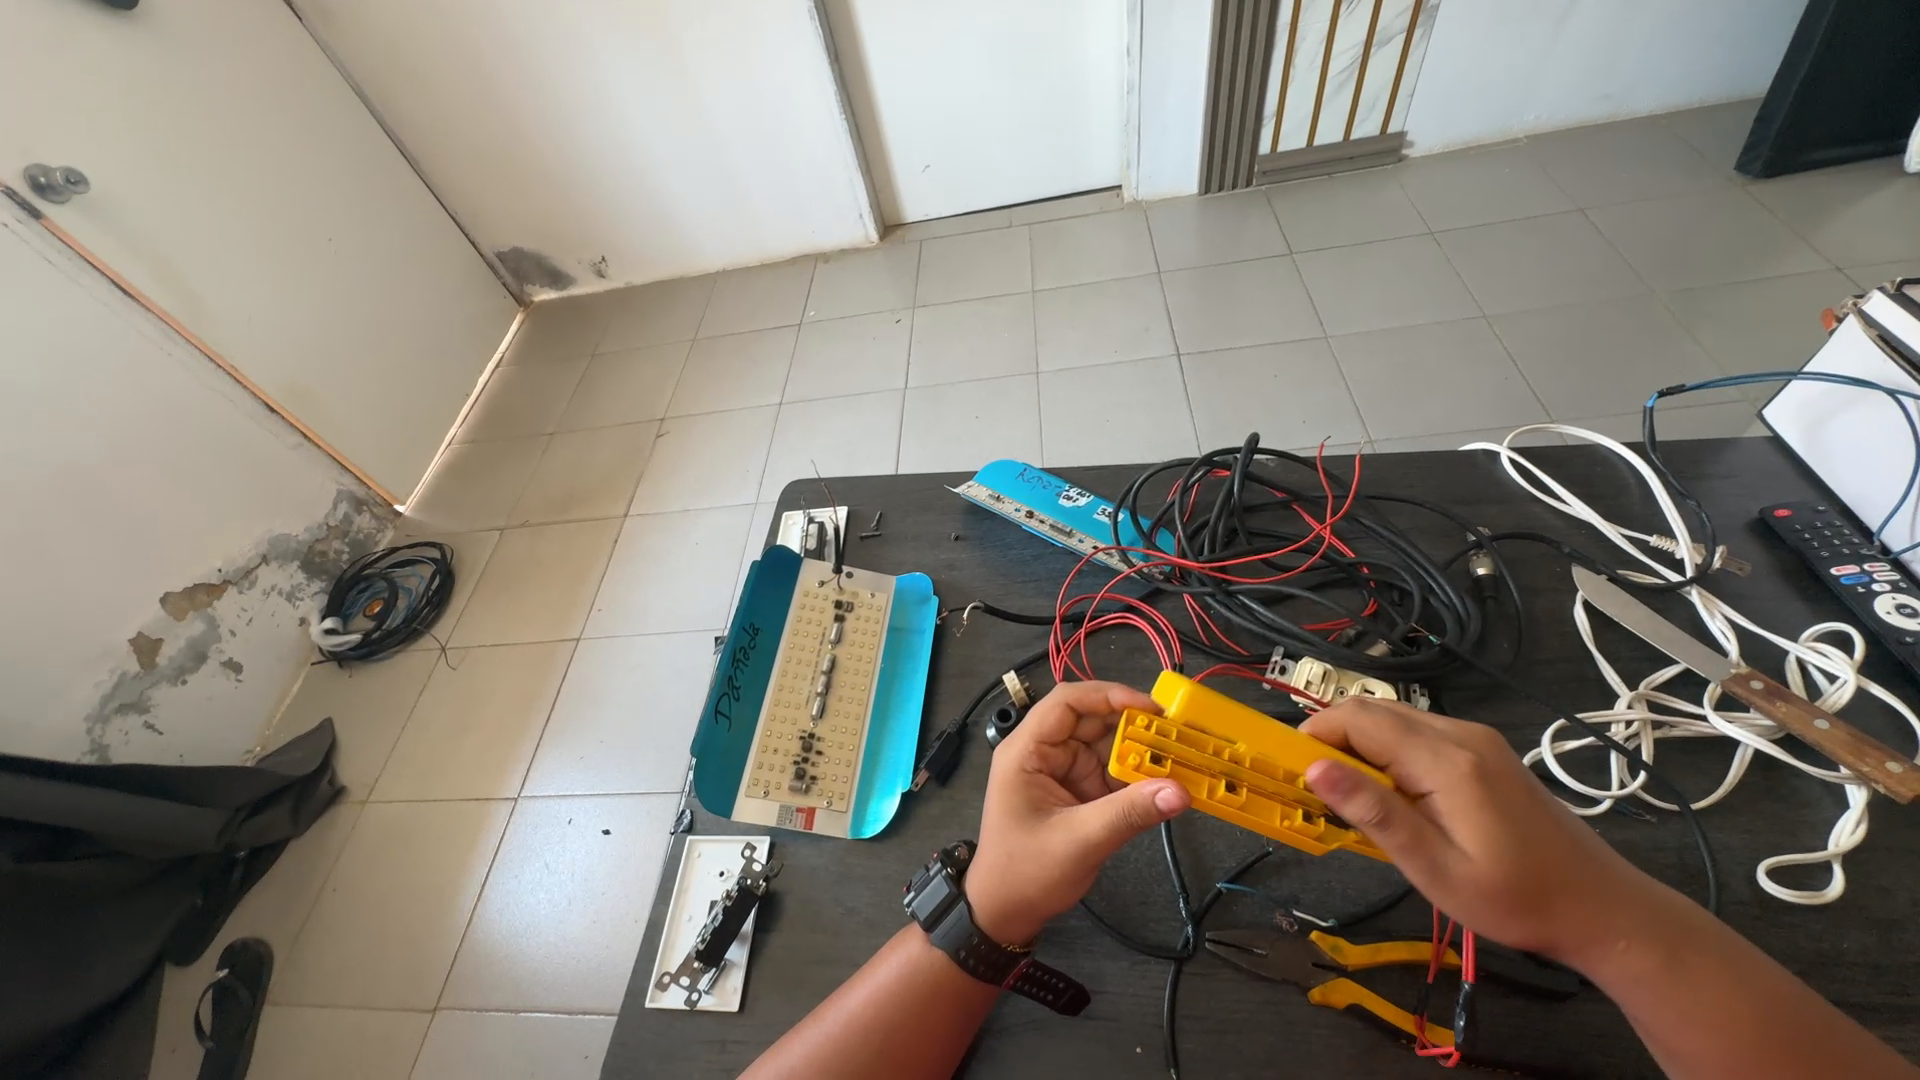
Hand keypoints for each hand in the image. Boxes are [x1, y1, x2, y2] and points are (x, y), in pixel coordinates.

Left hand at [963, 681, 1190, 944]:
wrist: (1004, 911)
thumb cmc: (1026, 872)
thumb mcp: (1079, 841)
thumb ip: (1129, 813)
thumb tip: (1181, 791)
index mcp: (1027, 750)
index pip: (1066, 702)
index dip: (1108, 695)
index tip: (1150, 707)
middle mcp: (1043, 752)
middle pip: (1091, 720)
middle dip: (1133, 723)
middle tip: (1177, 732)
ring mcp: (1061, 770)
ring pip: (1105, 744)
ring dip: (1139, 749)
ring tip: (1180, 754)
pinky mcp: (1076, 790)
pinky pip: (1110, 771)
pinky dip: (1135, 775)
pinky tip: (1164, 781)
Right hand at [1299, 698, 1660, 963]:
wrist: (1604, 909)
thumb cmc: (1515, 900)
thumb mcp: (1436, 869)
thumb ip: (1374, 814)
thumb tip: (1313, 768)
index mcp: (1447, 761)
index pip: (1358, 719)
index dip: (1314, 734)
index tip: (1292, 770)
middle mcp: (1460, 734)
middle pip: (1370, 709)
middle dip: (1330, 737)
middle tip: (1316, 786)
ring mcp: (1475, 738)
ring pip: (1391, 716)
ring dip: (1356, 743)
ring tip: (1351, 794)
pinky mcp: (1482, 749)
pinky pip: (1415, 730)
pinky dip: (1384, 749)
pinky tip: (1391, 792)